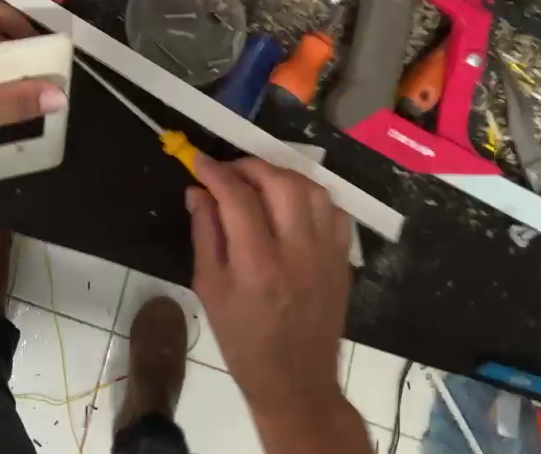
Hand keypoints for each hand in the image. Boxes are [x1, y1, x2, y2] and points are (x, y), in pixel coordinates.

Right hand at [187, 156, 356, 425]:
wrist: (295, 381)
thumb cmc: (242, 338)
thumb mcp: (208, 287)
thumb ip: (204, 232)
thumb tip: (197, 190)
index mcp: (257, 265)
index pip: (236, 197)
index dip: (214, 171)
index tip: (197, 160)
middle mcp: (297, 254)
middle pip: (279, 183)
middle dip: (249, 166)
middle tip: (228, 172)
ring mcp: (326, 256)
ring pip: (311, 190)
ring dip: (281, 176)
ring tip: (259, 183)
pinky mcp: (342, 261)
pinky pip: (334, 211)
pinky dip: (310, 197)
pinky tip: (290, 205)